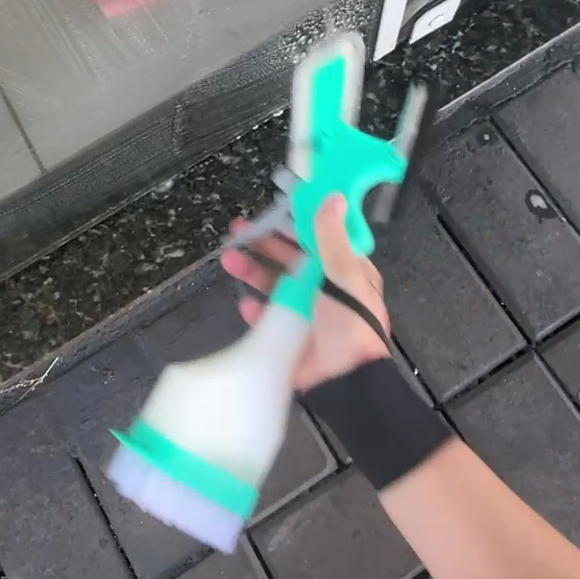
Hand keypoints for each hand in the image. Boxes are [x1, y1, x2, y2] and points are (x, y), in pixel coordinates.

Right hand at [220, 192, 391, 390]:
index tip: (272, 211)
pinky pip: (268, 318)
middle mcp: (325, 289)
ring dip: (252, 270)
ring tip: (229, 259)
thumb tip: (333, 197)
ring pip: (274, 285)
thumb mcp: (344, 275)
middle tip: (238, 230)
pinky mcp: (289, 336)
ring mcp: (306, 313)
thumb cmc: (350, 323)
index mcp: (345, 271)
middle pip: (290, 259)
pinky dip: (255, 309)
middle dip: (264, 244)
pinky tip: (245, 303)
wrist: (346, 381)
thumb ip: (332, 238)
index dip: (295, 224)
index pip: (318, 239)